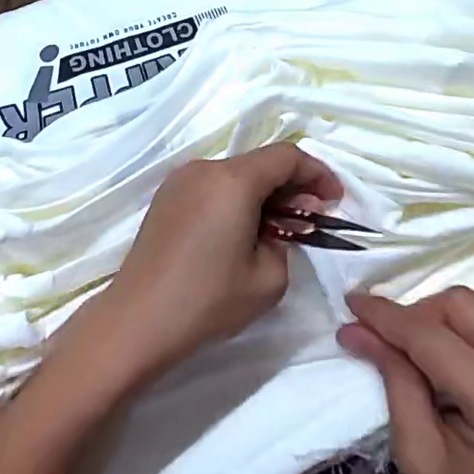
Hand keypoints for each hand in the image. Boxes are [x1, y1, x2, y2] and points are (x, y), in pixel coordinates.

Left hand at [78, 143, 341, 388]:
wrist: (140, 317)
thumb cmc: (208, 298)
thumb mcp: (269, 276)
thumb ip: (284, 242)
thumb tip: (272, 228)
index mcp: (232, 180)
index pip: (286, 157)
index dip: (317, 174)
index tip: (334, 201)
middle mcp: (203, 168)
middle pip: (258, 163)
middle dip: (291, 186)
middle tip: (310, 221)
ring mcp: (179, 181)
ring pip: (234, 174)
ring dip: (262, 193)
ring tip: (277, 230)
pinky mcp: (165, 197)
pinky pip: (211, 186)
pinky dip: (235, 199)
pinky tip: (242, 231)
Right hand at [337, 283, 473, 473]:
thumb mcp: (422, 464)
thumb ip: (394, 384)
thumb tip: (356, 329)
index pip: (431, 337)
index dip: (384, 315)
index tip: (352, 304)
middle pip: (468, 305)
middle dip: (422, 314)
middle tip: (399, 342)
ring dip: (470, 310)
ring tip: (450, 344)